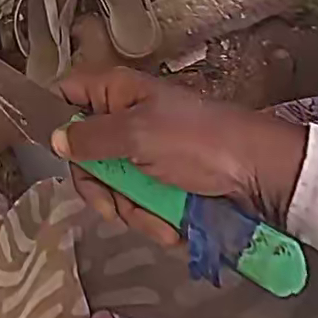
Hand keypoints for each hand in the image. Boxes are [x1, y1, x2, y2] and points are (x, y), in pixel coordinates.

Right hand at [51, 67, 308, 245]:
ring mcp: (142, 149)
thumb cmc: (198, 142)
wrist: (263, 174)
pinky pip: (136, 199)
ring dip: (129, 208)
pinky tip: (170, 225)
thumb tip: (54, 139)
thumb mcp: (137, 136)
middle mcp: (123, 117)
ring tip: (158, 220)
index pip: (66, 94)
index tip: (58, 152)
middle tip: (112, 206)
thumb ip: (90, 138)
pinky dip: (150, 217)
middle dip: (99, 185)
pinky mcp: (160, 178)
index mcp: (115, 92)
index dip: (55, 119)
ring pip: (110, 182)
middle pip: (83, 150)